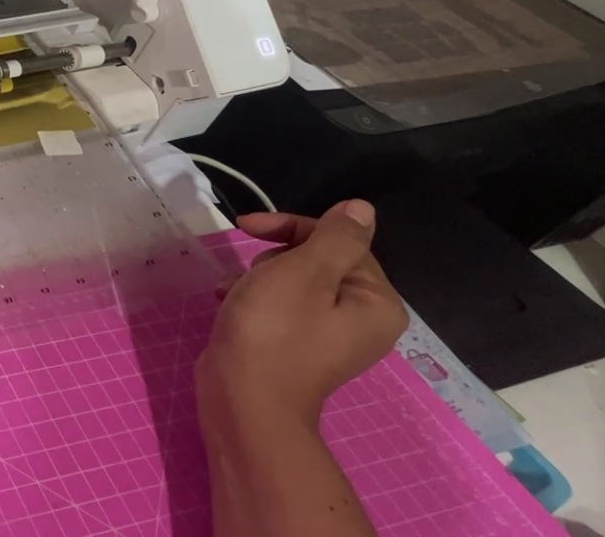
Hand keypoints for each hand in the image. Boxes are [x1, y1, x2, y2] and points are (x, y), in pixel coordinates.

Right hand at [198, 201, 407, 430]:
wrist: (245, 396)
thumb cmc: (272, 329)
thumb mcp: (301, 273)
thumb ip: (335, 238)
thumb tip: (361, 208)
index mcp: (375, 302)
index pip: (340, 242)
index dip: (292, 228)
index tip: (245, 226)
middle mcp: (363, 319)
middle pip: (318, 261)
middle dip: (273, 257)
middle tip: (246, 269)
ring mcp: (331, 335)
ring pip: (293, 281)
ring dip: (257, 276)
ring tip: (234, 290)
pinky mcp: (300, 345)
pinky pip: (282, 305)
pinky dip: (254, 297)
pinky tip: (229, 302)